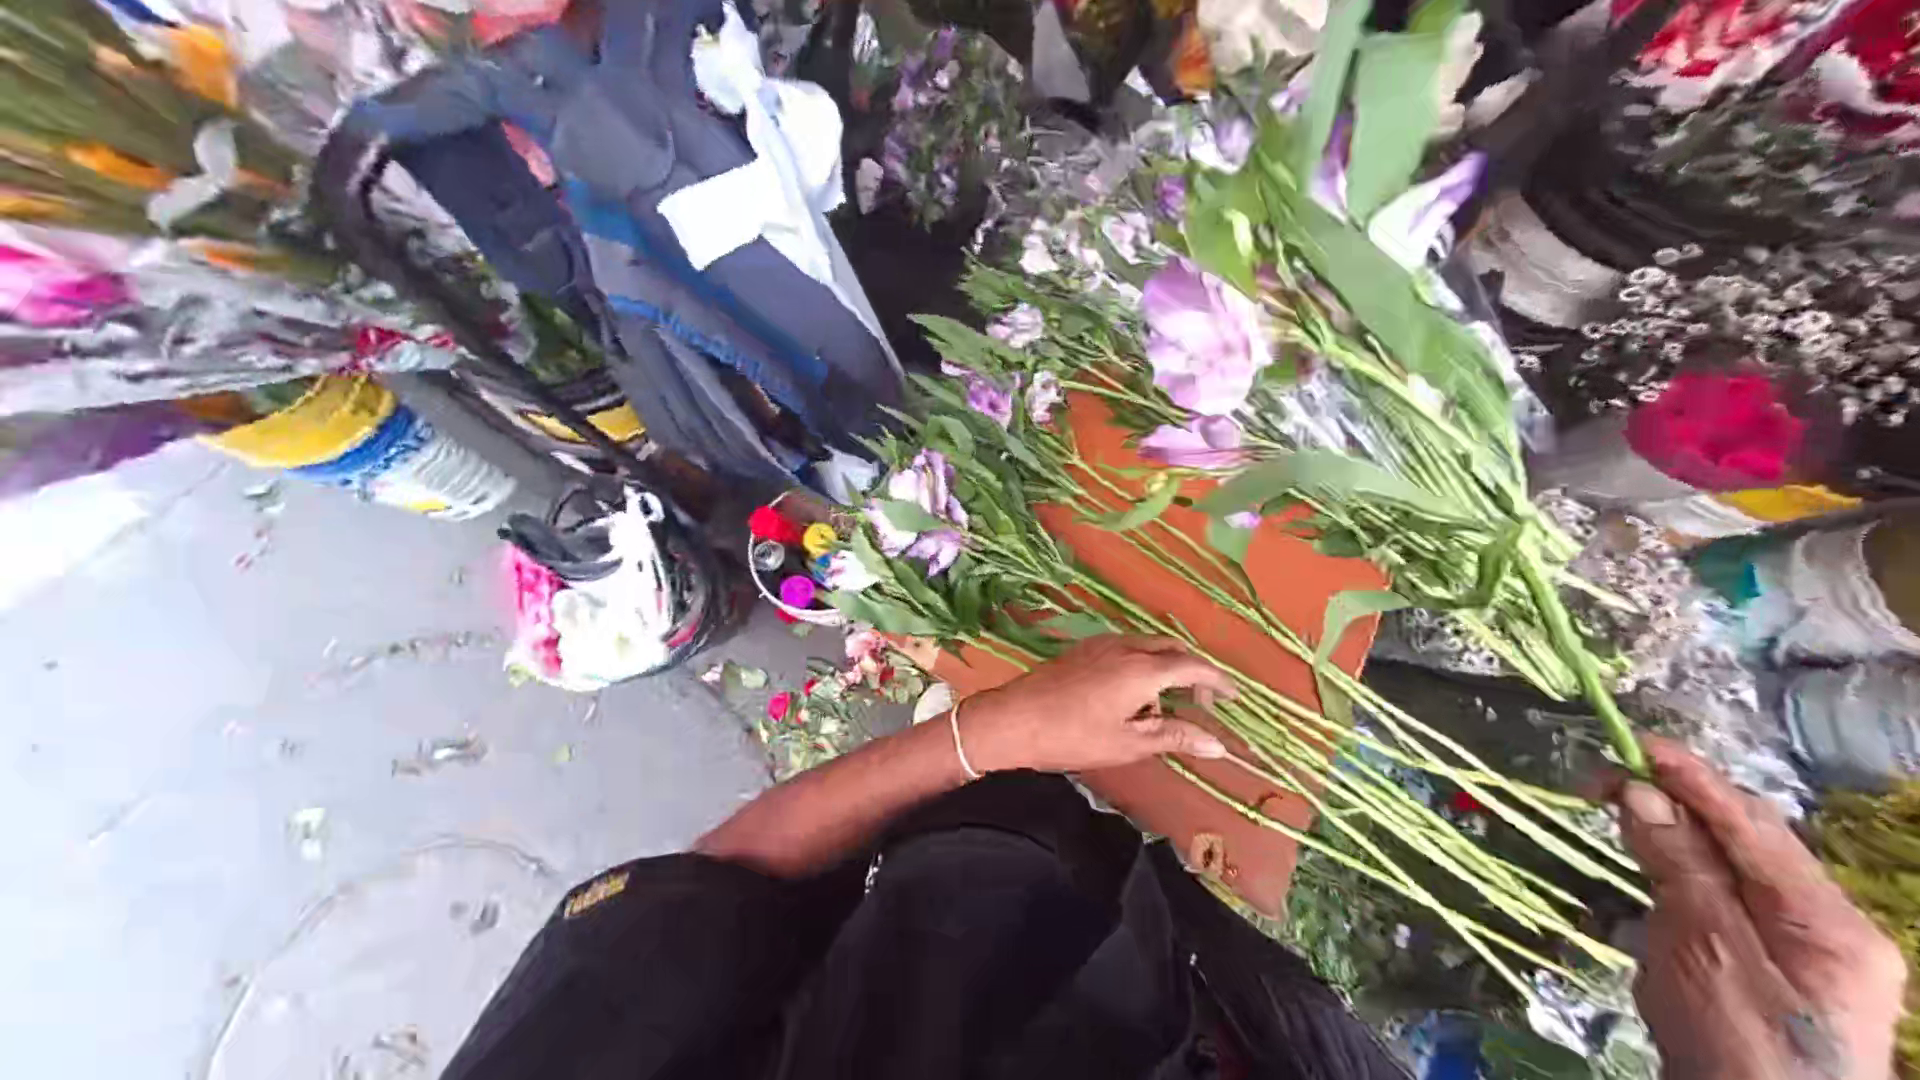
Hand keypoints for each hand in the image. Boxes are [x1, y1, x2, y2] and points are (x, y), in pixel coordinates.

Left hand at [958, 635, 1235, 773]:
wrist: (1013, 719)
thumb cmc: (1073, 736)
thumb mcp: (1128, 743)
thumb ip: (1174, 736)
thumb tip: (1218, 743)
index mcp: (1141, 669)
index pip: (1192, 666)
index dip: (1217, 680)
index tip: (1233, 696)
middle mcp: (1124, 647)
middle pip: (1171, 648)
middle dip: (1192, 670)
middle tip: (1202, 701)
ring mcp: (1100, 645)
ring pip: (1147, 646)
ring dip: (1164, 668)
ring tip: (1160, 708)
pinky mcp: (1082, 649)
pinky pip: (1125, 648)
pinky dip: (1141, 665)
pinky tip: (1129, 696)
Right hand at [1615, 736, 1905, 1079]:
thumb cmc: (1737, 1037)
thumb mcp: (1703, 947)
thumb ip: (1680, 867)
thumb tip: (1644, 794)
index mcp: (1826, 919)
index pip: (1752, 825)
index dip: (1692, 778)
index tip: (1634, 744)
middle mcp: (1823, 918)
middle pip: (1747, 833)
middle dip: (1677, 793)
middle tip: (1604, 777)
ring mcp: (1797, 935)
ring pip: (1730, 853)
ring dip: (1672, 819)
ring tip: (1614, 800)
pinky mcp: (1762, 947)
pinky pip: (1719, 879)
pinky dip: (1676, 850)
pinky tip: (1646, 843)